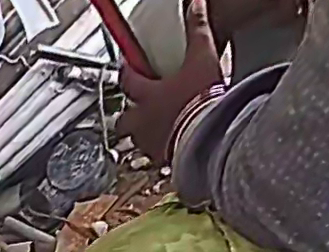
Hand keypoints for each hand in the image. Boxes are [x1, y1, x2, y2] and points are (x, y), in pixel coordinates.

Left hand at [116, 0, 224, 160]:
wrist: (205, 136)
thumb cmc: (199, 99)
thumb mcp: (201, 57)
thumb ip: (196, 30)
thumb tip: (194, 3)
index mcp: (147, 96)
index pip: (128, 80)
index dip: (126, 71)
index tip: (126, 66)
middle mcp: (142, 122)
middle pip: (122, 120)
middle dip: (125, 114)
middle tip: (134, 108)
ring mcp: (149, 143)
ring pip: (134, 139)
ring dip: (140, 132)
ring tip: (151, 127)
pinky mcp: (160, 159)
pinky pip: (152, 155)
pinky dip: (156, 149)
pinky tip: (167, 144)